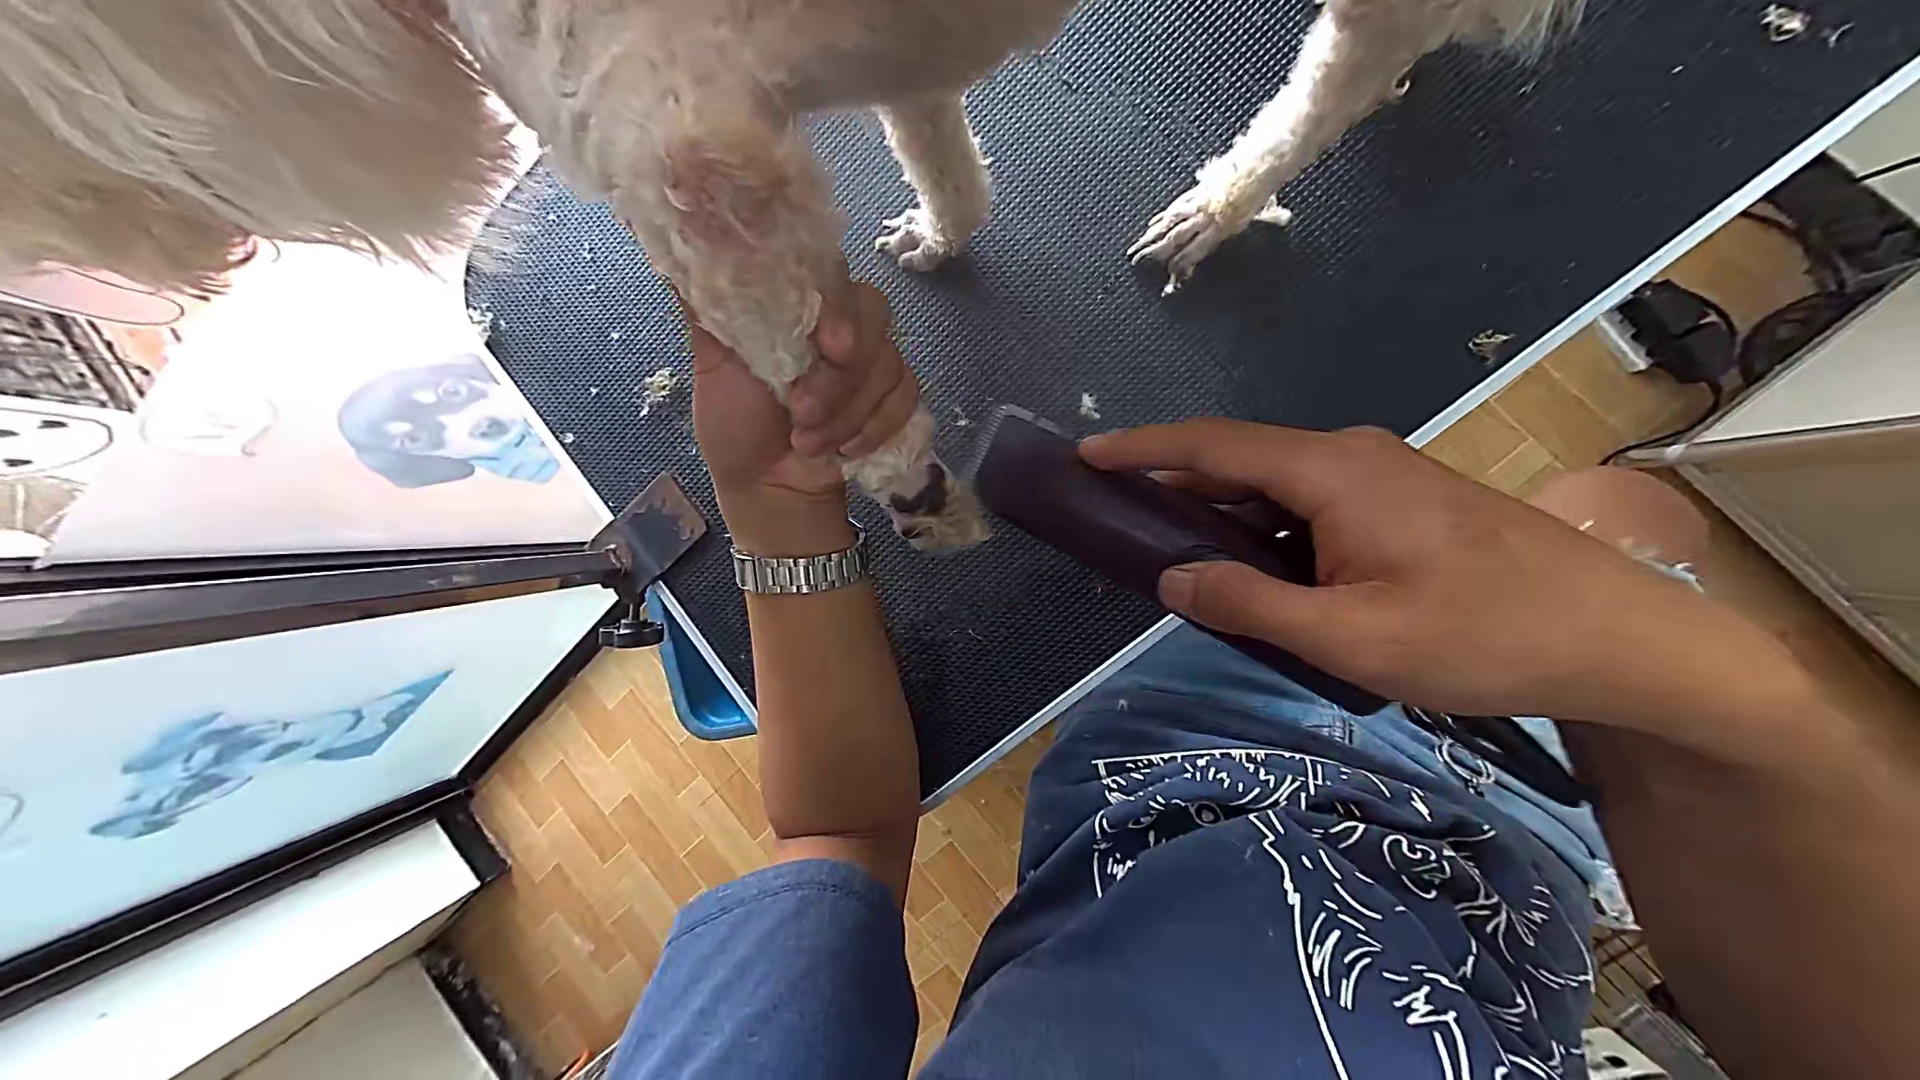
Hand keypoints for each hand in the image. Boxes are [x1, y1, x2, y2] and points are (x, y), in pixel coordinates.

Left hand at [685, 280, 917, 553]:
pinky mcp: (894, 398)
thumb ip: (708, 309)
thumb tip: (681, 243)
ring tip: (808, 442)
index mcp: (797, 309)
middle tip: (803, 411)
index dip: (839, 307)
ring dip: (848, 413)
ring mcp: (872, 363)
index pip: (833, 275)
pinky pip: (906, 397)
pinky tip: (846, 451)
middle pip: (875, 314)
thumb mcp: (711, 367)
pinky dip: (876, 428)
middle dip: (841, 376)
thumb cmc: (737, 428)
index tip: (830, 348)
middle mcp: (839, 327)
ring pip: (889, 363)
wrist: (768, 490)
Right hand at [1080, 420, 1814, 762]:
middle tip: (1112, 507)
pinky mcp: (1394, 501)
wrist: (1625, 642)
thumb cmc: (1485, 636)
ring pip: (1268, 483)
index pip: (1214, 446)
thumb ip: (1250, 605)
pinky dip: (1256, 524)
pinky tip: (1242, 562)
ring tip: (1162, 541)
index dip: (1143, 447)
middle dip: (1168, 478)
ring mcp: (1375, 476)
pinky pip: (1301, 502)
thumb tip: (1170, 580)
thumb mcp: (1351, 637)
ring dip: (1214, 508)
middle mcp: (1347, 456)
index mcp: (1331, 472)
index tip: (1087, 453)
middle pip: (1236, 458)